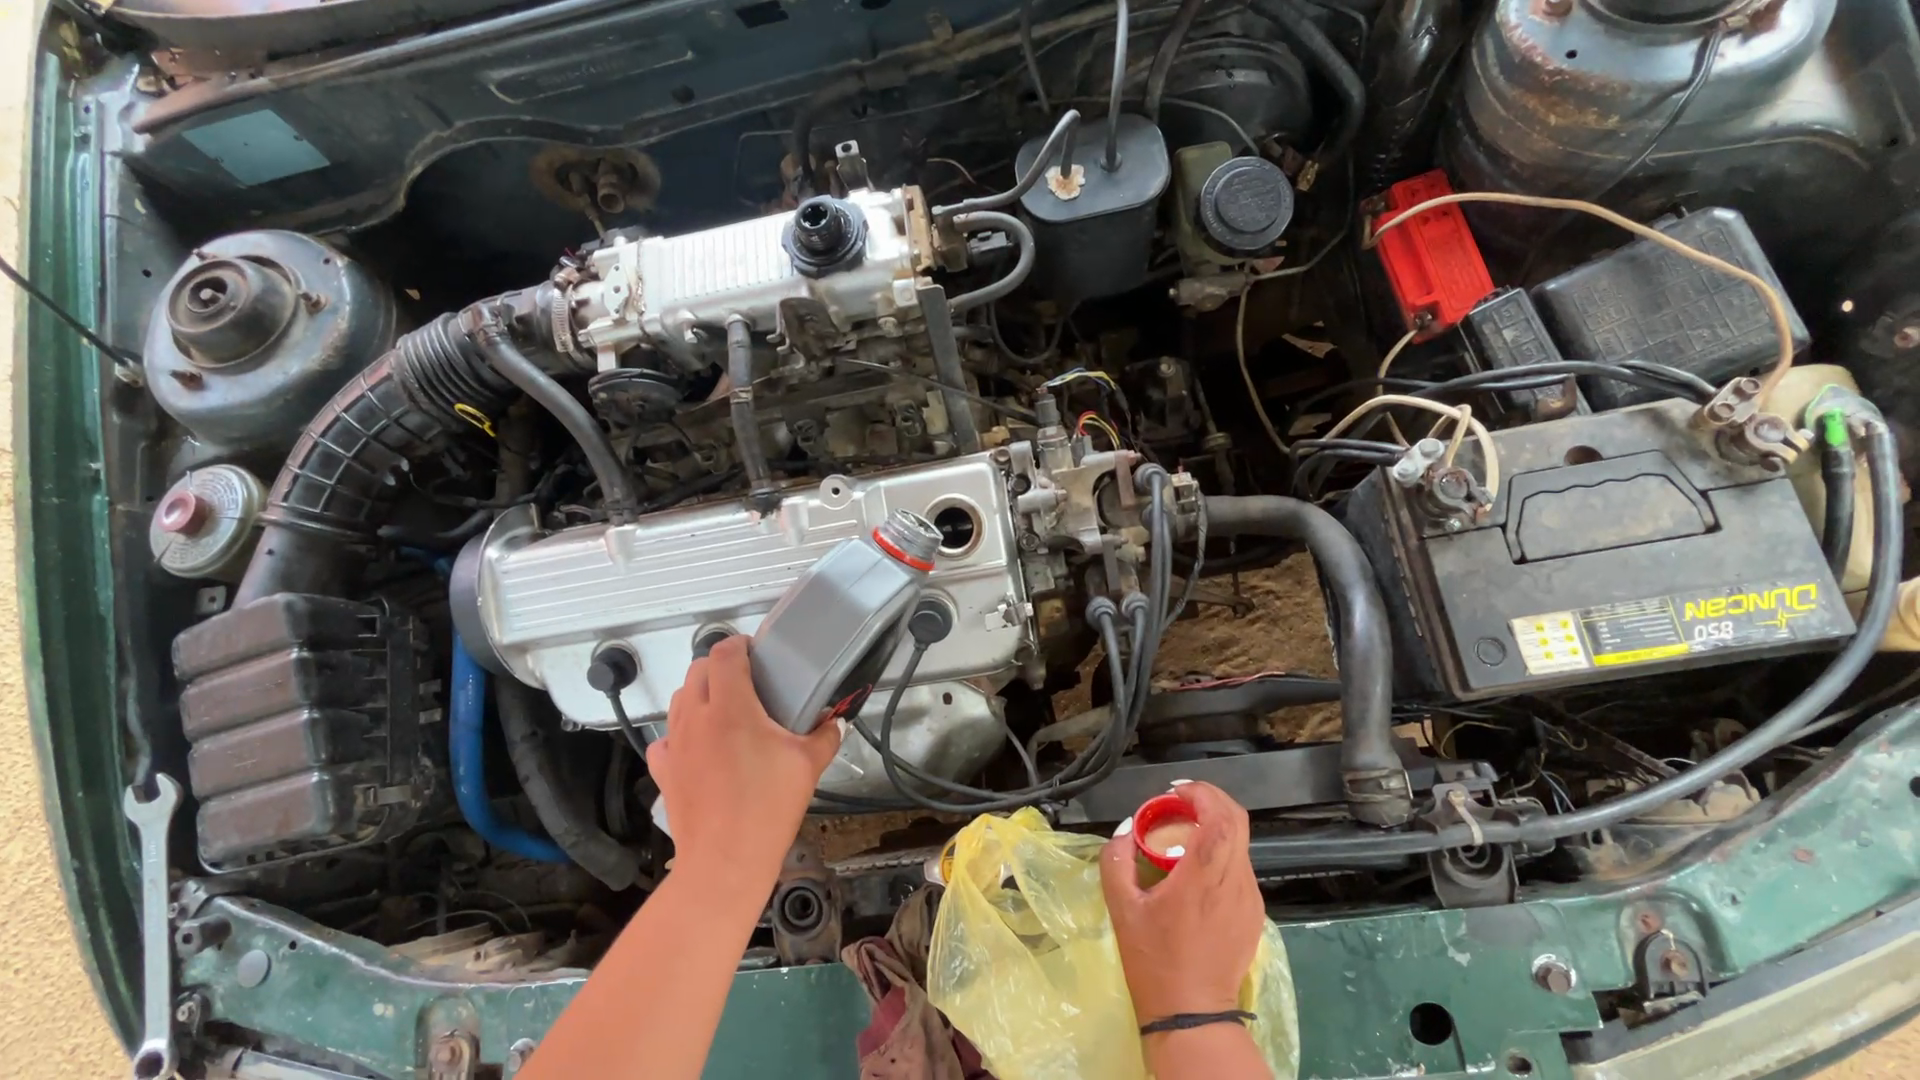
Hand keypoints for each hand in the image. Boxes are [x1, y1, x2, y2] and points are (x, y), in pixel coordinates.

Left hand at [646, 635, 841, 888]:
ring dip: (700, 694)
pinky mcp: (663, 770)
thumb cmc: (767, 807)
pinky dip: (682, 733)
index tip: (756, 652)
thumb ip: (825, 736)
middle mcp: (696, 717)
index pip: (725, 654)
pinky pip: (667, 737)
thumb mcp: (808, 765)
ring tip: (726, 711)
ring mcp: (675, 743)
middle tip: (747, 681)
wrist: (725, 861)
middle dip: (720, 667)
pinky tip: (701, 748)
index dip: (740, 645)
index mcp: (731, 706)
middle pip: (697, 669)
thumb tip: (835, 723)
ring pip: (680, 699)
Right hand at [1100, 782, 1263, 1022]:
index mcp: (1203, 877)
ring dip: (1215, 828)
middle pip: (1238, 821)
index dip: (1202, 794)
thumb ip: (1117, 861)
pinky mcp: (1254, 914)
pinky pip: (1240, 868)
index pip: (1220, 817)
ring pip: (1240, 844)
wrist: (1192, 1015)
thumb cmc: (1154, 961)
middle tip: (1179, 804)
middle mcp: (1234, 881)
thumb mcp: (1122, 909)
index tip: (1175, 791)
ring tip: (1183, 836)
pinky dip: (1221, 854)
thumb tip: (1125, 832)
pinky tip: (1195, 871)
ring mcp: (1249, 898)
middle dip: (1210, 801)